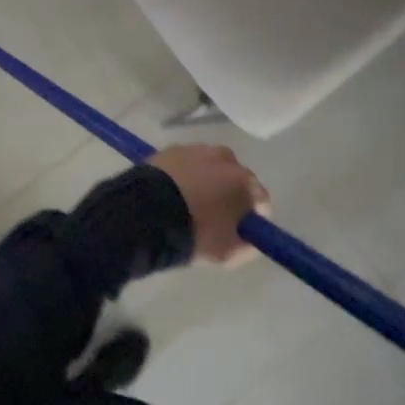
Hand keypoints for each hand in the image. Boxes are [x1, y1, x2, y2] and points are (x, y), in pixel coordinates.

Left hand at [149, 144, 269, 266]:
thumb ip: (248, 245)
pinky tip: (170, 193)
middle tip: (212, 215)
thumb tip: (250, 238)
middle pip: (234, 178)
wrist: (146, 215)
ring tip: (187, 203)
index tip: (243, 229)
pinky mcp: (168, 151)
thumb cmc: (194, 234)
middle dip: (228, 194)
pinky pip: (183, 165)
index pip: (259, 199)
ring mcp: (194, 151)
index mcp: (244, 181)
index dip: (253, 216)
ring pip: (208, 168)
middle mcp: (224, 158)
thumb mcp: (228, 253)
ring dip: (204, 182)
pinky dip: (181, 176)